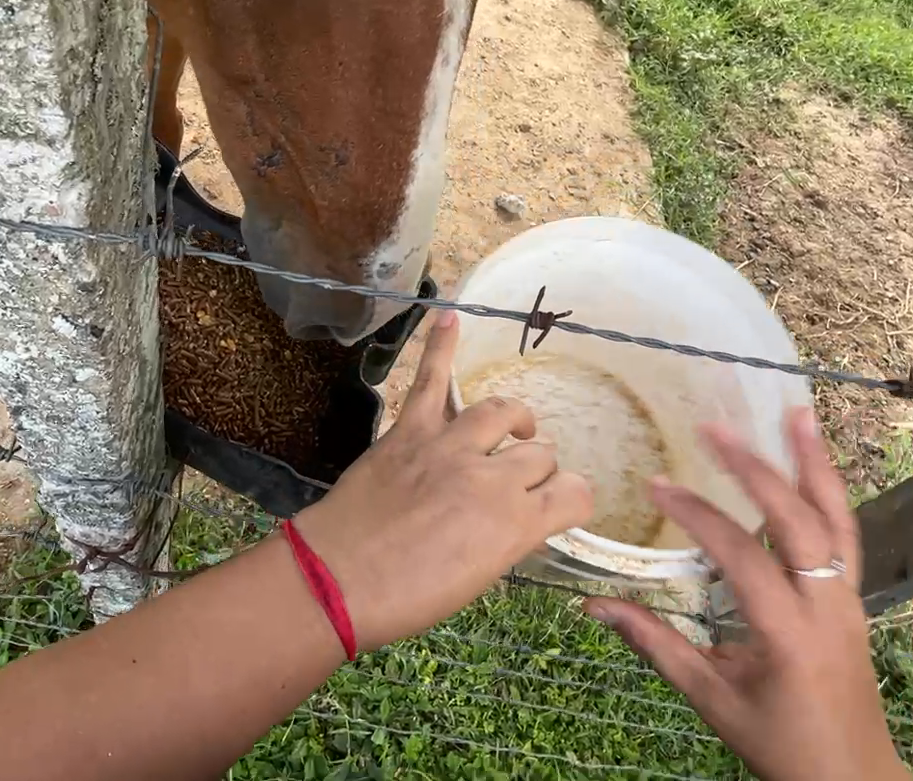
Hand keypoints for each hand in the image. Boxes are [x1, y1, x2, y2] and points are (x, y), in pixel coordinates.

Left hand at [292, 310, 593, 650]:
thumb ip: (506, 537)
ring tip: (512, 427)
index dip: (571, 498)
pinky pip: (432, 381)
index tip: (560, 503)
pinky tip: (449, 315)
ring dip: (514, 419)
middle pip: (539, 454)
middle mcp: (492, 477)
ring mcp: (449, 446)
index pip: (573, 495)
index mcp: (516, 524)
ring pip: (501, 412)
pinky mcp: (411, 430)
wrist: (339, 578)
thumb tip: (515, 514)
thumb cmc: (409, 596)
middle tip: (516, 482)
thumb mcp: (478, 578)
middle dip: (536, 468)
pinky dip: (440, 346)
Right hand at [581, 408, 907, 780]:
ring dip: (815, 464)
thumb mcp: (711, 698)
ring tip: (797, 414)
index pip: (741, 556)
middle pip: (798, 521)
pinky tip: (812, 464)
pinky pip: (844, 535)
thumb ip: (655, 644)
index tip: (656, 484)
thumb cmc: (779, 744)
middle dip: (755, 469)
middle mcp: (827, 605)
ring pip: (838, 519)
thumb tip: (593, 604)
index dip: (697, 515)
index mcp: (789, 633)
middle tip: (714, 428)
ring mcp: (849, 598)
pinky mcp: (853, 597)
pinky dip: (828, 492)